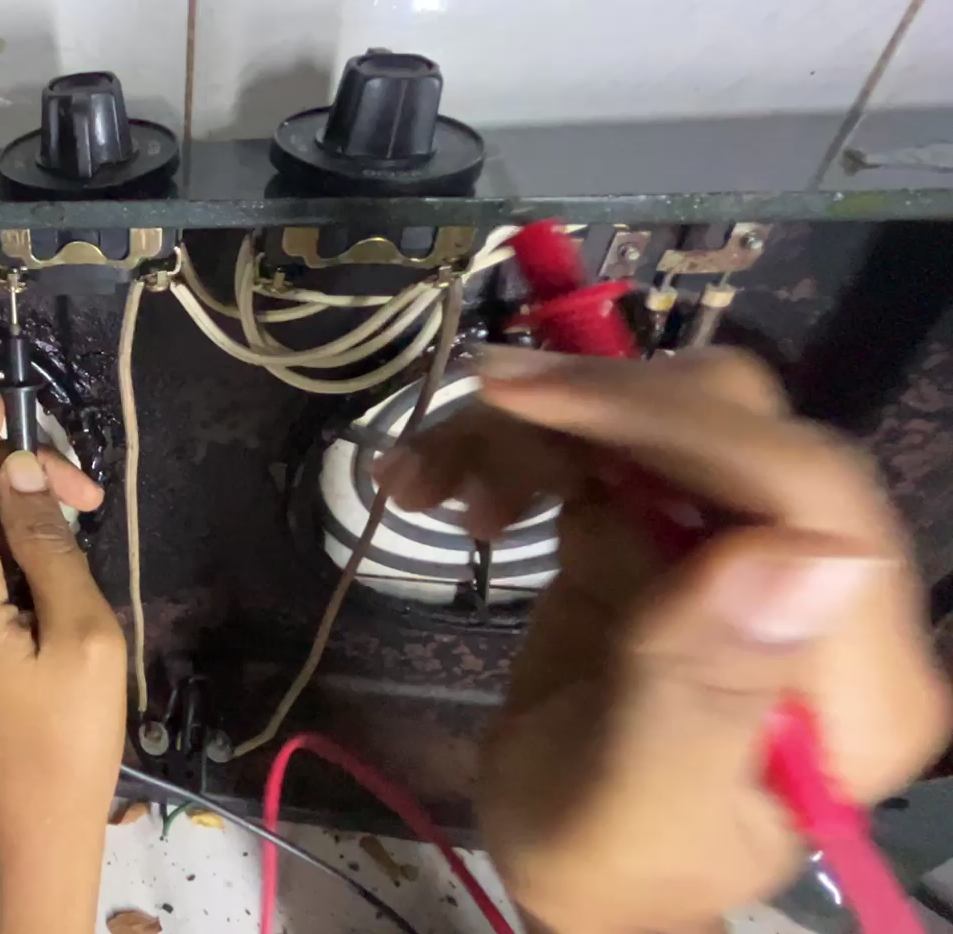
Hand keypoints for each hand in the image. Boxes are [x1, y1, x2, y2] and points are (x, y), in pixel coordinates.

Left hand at [0, 371, 121, 933]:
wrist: (24, 835)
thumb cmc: (62, 741)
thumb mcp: (80, 634)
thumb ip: (47, 543)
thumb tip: (18, 468)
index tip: (13, 402)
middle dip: (15, 468)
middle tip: (87, 492)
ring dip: (22, 505)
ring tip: (85, 524)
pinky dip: (17, 541)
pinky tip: (61, 563)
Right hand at [378, 346, 950, 933]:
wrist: (571, 863)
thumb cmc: (603, 856)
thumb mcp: (637, 798)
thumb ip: (707, 688)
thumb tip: (798, 552)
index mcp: (841, 662)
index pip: (790, 483)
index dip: (659, 415)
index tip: (513, 395)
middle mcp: (793, 586)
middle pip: (714, 422)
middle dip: (578, 406)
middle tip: (465, 413)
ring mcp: (710, 557)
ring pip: (625, 424)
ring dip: (509, 433)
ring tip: (418, 484)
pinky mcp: (638, 545)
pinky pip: (572, 459)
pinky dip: (492, 454)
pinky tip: (435, 494)